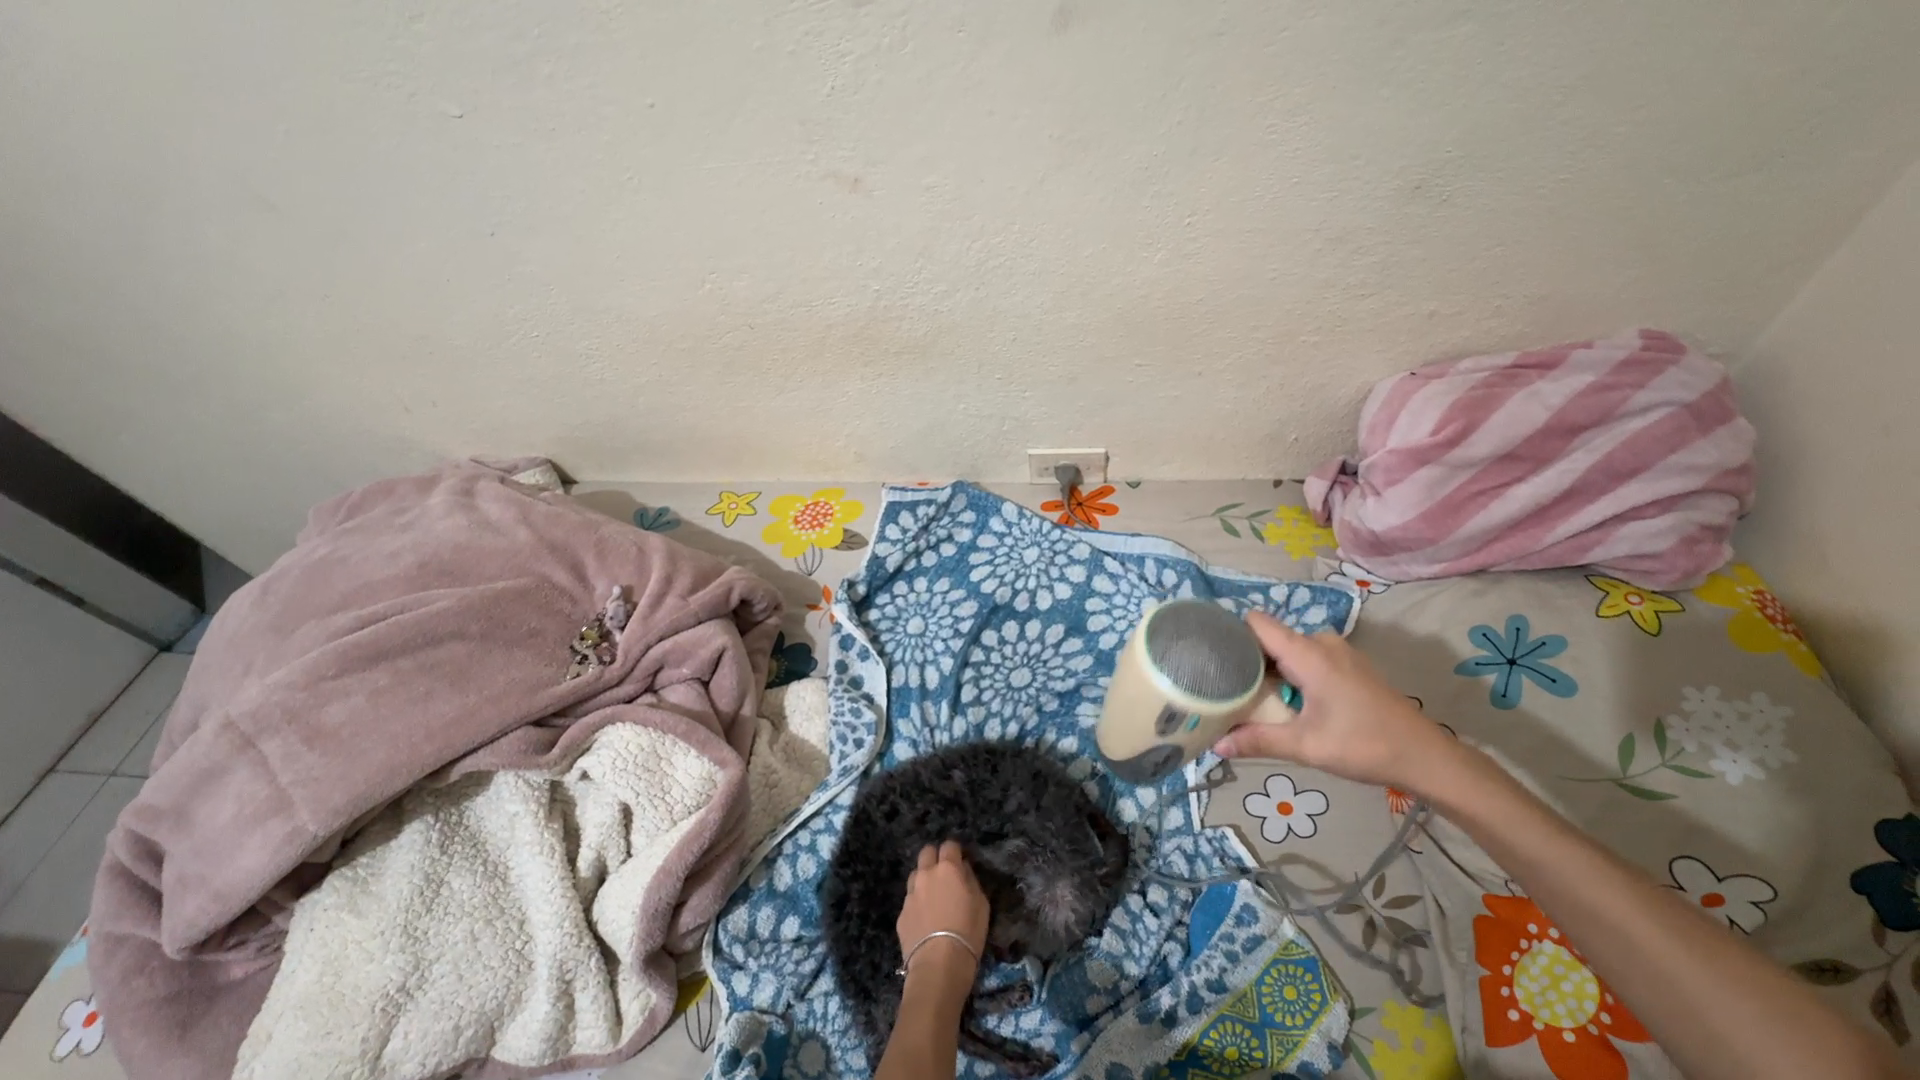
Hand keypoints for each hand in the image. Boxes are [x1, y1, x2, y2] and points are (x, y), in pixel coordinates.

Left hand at [897, 842, 989, 980]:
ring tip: (933, 897)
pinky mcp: (901, 913)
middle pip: (926, 852)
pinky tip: (925, 919)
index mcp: (948, 869)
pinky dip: (917, 903)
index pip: (949, 845)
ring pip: (915, 875)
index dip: (955, 851)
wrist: (939, 963)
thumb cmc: (968, 932)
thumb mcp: (982, 904)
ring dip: (924, 879)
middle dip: (935, 857)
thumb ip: (971, 880)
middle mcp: (926, 875)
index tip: (960, 861)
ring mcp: (910, 894)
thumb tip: (963, 869)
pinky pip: (910, 900)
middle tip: (945, 873)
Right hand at [1212, 611, 1452, 790]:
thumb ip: (1258, 741)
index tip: (1208, 655)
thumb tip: (1215, 746)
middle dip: (1245, 661)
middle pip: (1269, 639)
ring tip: (1244, 698)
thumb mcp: (1306, 746)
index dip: (1231, 634)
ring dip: (1268, 672)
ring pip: (1288, 652)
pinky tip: (1280, 703)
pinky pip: (1306, 661)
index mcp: (1308, 653)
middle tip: (1220, 687)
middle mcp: (1321, 643)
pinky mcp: (1348, 667)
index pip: (1256, 623)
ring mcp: (1338, 653)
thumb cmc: (1365, 745)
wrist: (1425, 756)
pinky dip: (1289, 677)